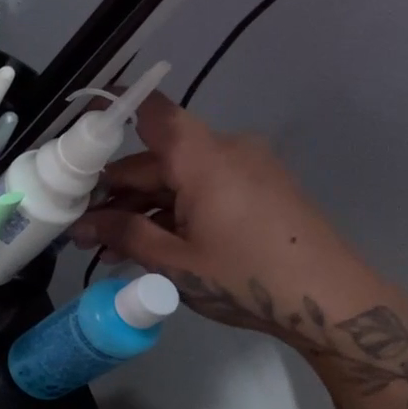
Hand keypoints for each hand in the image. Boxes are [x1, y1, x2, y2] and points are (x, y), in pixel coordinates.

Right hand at [68, 93, 396, 340]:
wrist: (328, 299)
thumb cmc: (245, 277)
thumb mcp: (174, 262)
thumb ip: (123, 235)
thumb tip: (80, 226)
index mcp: (204, 160)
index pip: (154, 114)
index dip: (117, 109)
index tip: (79, 130)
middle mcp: (226, 152)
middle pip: (157, 158)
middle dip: (116, 190)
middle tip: (81, 229)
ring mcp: (245, 170)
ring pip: (176, 178)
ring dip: (140, 207)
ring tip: (107, 248)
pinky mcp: (256, 191)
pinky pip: (200, 190)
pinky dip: (170, 211)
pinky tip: (146, 244)